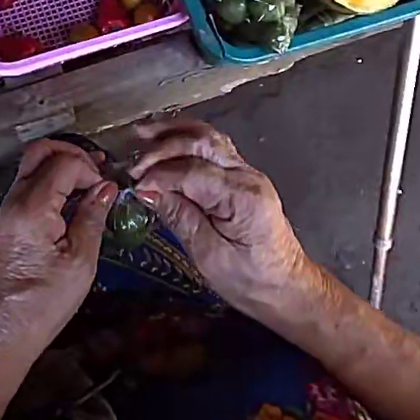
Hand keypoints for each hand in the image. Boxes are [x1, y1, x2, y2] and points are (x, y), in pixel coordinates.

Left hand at [0, 139, 114, 360]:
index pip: (64, 162)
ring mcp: (8, 206)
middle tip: (98, 171)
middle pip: (41, 150)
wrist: (1, 329)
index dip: (90, 169)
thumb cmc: (43, 301)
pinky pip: (30, 182)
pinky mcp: (8, 217)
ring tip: (91, 181)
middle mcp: (15, 198)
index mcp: (33, 206)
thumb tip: (107, 188)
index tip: (107, 191)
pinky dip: (52, 179)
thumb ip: (92, 218)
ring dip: (62, 164)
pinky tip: (73, 197)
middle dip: (73, 153)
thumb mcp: (80, 263)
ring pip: (33, 163)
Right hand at [129, 118, 320, 320]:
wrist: (287, 288)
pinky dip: (184, 137)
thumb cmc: (249, 281)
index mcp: (242, 198)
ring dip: (172, 131)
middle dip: (161, 147)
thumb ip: (178, 216)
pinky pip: (211, 145)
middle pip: (200, 143)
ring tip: (141, 132)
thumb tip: (144, 190)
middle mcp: (246, 175)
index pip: (192, 171)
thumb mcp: (208, 256)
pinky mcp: (240, 173)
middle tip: (132, 161)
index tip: (133, 183)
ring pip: (207, 136)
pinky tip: (164, 137)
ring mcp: (246, 171)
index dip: (159, 174)